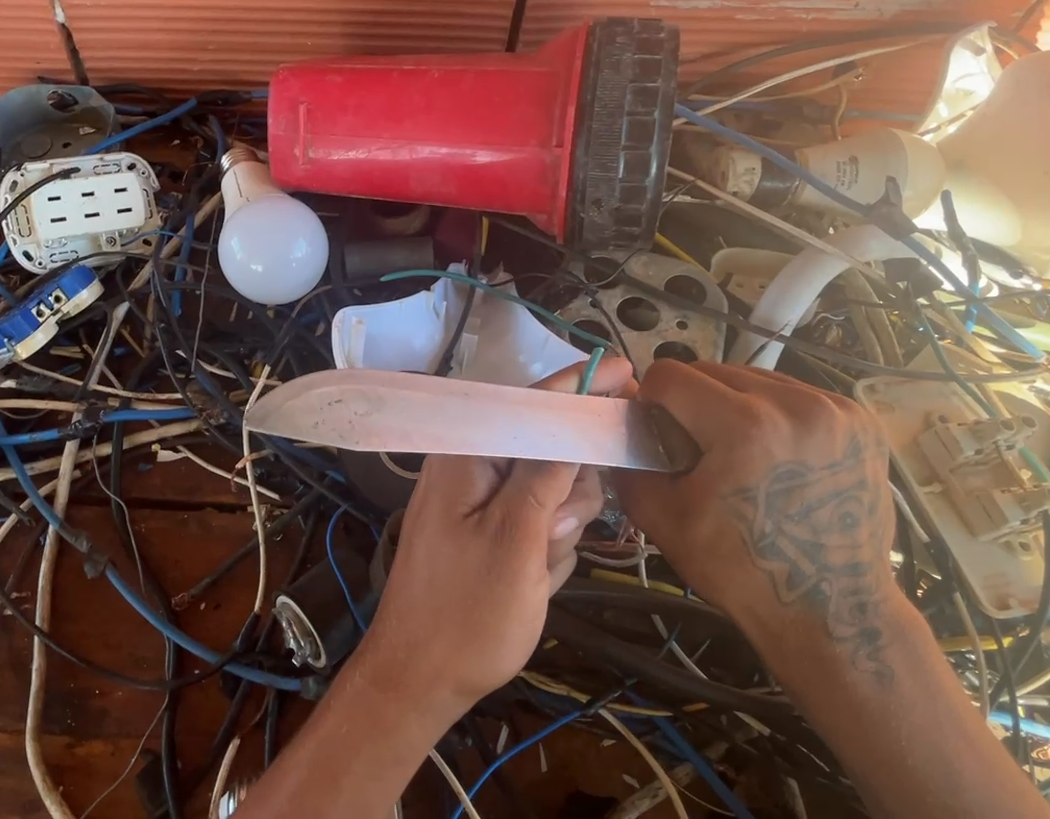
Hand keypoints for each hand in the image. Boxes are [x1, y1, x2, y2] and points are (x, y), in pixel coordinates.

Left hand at [353, 358, 621, 717]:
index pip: (531, 402)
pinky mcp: (490, 529)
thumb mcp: (516, 540)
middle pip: (551, 448)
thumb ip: (547, 474)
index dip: (580, 386)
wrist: (421, 678)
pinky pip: (541, 522)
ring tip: (535, 567)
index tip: (628, 371)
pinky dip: (547, 549)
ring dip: (559, 529)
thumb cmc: (466, 613)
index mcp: (466, 454)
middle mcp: (471, 465)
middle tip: (553, 534)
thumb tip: (574, 415)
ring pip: (554, 490)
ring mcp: (480, 499)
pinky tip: (531, 580)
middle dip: (569, 493)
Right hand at [610, 361, 899, 677]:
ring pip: (752, 377)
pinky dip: (772, 413)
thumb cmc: (739, 568)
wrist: (833, 611)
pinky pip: (794, 394)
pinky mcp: (861, 422)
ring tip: (738, 451)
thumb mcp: (661, 517)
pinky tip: (775, 454)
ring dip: (731, 403)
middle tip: (695, 448)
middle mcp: (796, 404)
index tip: (657, 435)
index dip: (650, 402)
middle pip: (711, 370)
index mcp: (745, 425)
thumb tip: (618, 425)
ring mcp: (836, 410)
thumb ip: (629, 460)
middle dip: (691, 402)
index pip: (669, 375)